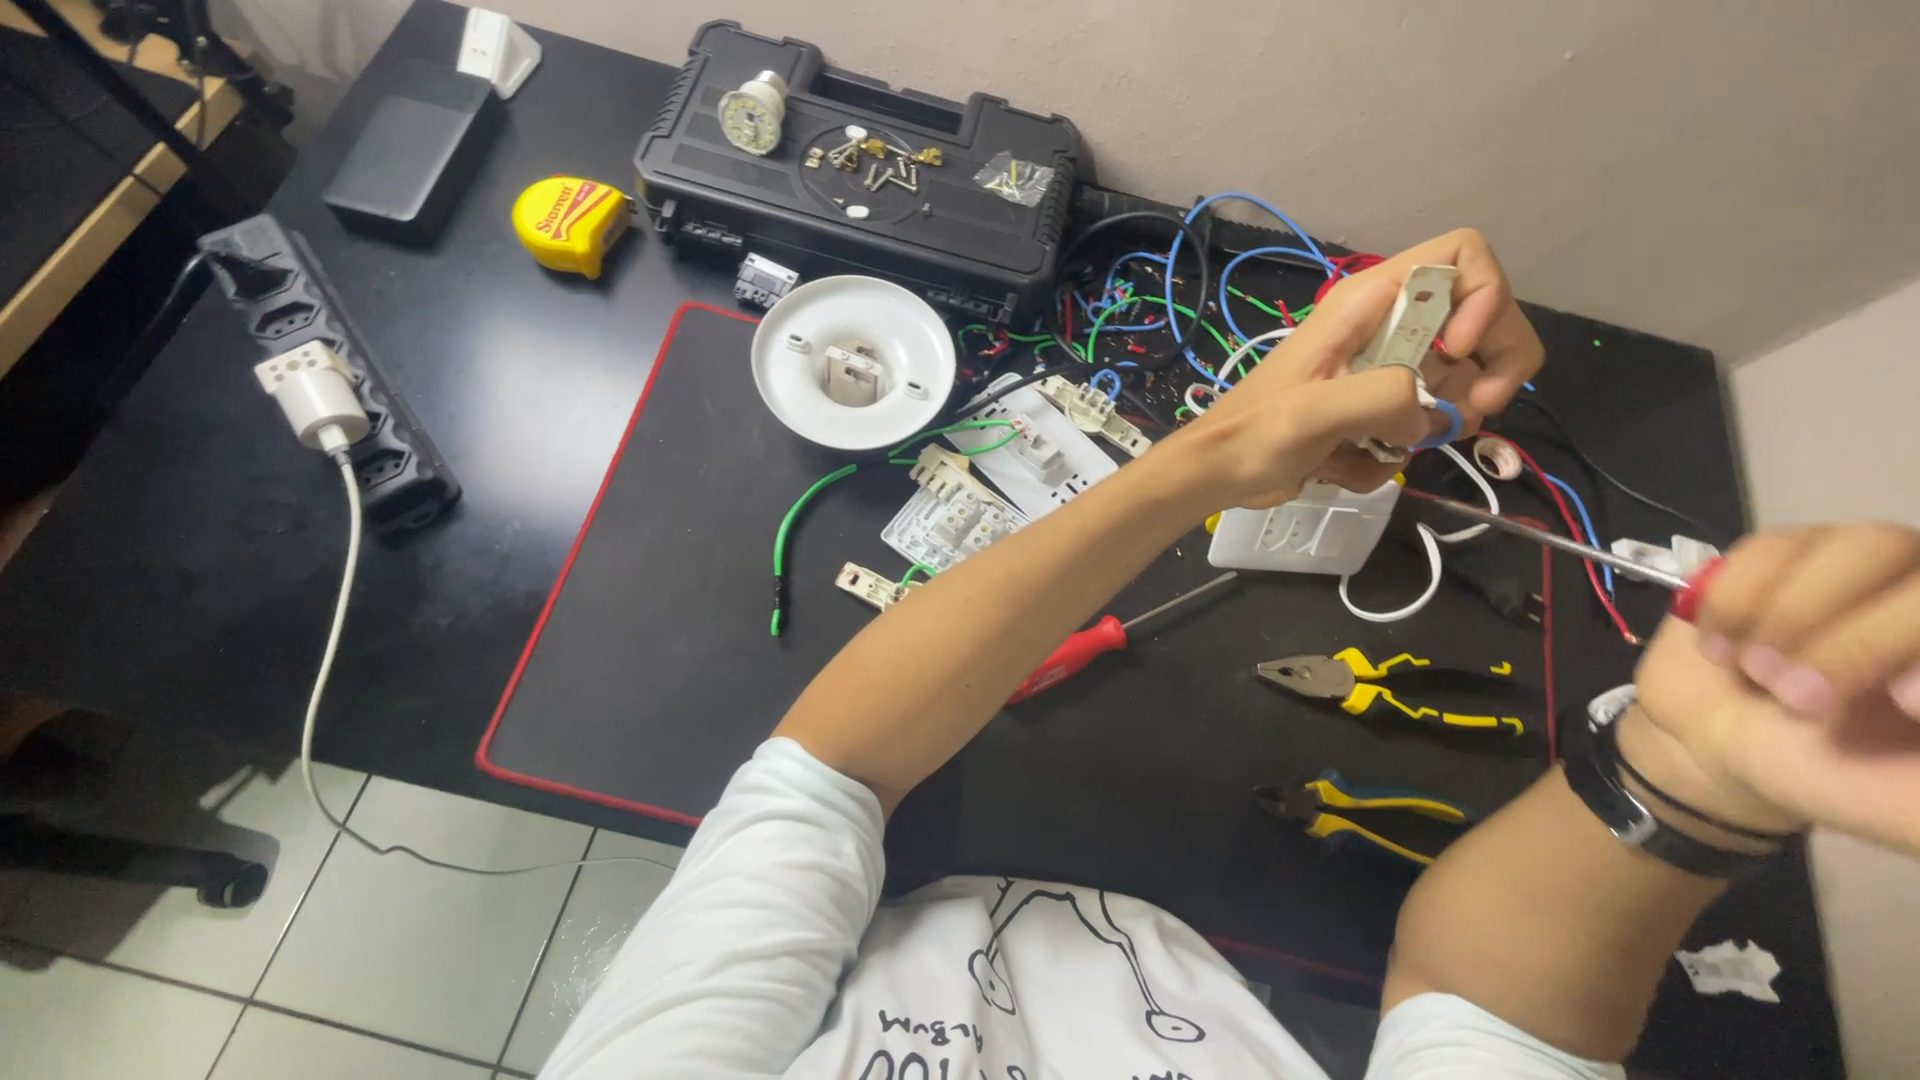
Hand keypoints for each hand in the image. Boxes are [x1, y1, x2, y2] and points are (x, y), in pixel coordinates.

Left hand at [1173, 229, 1543, 508]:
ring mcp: (1379, 372)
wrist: (1217, 473)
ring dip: (1430, 428)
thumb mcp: (1314, 412)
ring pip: (1451, 386)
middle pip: (1479, 325)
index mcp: (1368, 304)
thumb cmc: (1254, 434)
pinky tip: (1345, 466)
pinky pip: (1413, 427)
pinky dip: (1389, 455)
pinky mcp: (1370, 412)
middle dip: (1487, 373)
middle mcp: (1383, 328)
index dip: (1484, 299)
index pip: (1463, 257)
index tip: (1460, 354)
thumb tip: (1430, 416)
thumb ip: (1385, 398)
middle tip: (1472, 416)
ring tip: (1386, 451)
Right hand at [1632, 524, 1919, 852]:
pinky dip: (1735, 600)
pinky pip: (1771, 547)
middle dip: (1852, 643)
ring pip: (1860, 547)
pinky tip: (1724, 644)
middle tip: (1793, 699)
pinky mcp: (1788, 551)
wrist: (1719, 744)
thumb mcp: (1908, 810)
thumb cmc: (1826, 775)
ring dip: (1788, 616)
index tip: (1906, 706)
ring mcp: (1870, 564)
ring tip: (1752, 672)